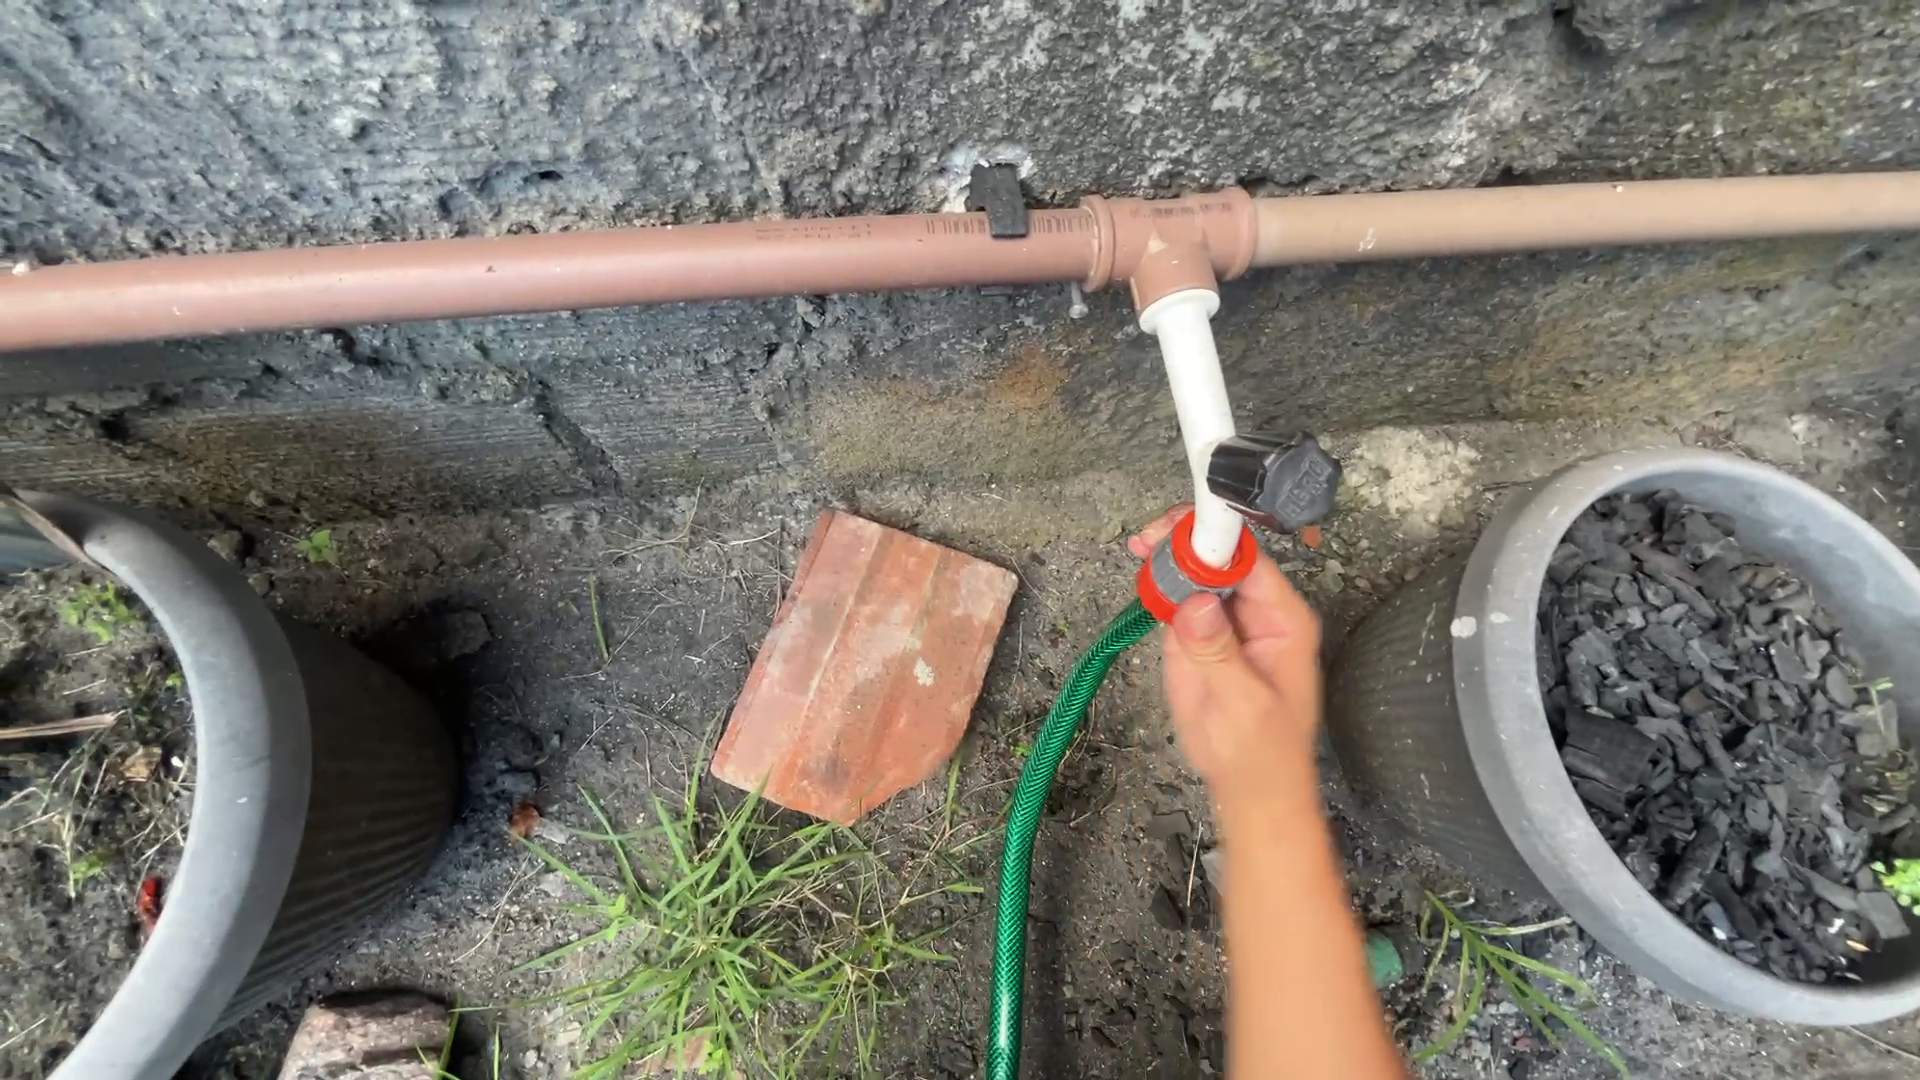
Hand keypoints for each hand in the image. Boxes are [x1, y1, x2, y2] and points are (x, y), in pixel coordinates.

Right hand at [1128, 505, 1323, 801]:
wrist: (1244, 784)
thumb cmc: (1261, 750)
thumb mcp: (1244, 704)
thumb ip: (1219, 652)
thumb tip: (1196, 603)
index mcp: (1282, 619)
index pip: (1249, 562)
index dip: (1213, 541)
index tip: (1176, 531)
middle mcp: (1254, 609)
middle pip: (1219, 556)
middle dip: (1183, 540)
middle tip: (1146, 540)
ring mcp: (1222, 618)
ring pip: (1195, 569)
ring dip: (1166, 556)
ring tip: (1138, 548)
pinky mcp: (1195, 632)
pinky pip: (1177, 594)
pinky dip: (1157, 582)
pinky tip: (1140, 573)